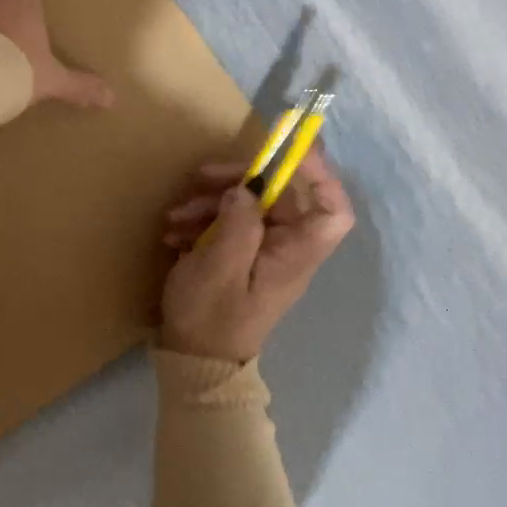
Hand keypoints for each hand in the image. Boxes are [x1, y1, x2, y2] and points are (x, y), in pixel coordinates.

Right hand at [158, 154, 354, 362]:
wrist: (195, 359)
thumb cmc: (211, 315)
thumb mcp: (219, 267)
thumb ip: (238, 223)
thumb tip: (246, 188)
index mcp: (295, 254)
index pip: (332, 209)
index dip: (320, 174)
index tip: (289, 147)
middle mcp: (286, 249)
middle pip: (278, 197)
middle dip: (238, 181)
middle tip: (200, 177)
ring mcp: (262, 252)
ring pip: (246, 206)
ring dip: (208, 202)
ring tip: (174, 216)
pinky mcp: (238, 255)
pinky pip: (227, 223)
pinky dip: (199, 219)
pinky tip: (173, 232)